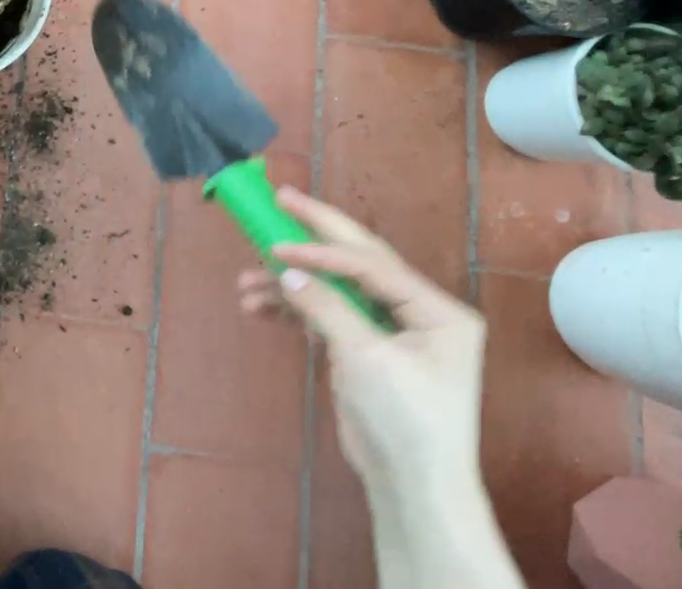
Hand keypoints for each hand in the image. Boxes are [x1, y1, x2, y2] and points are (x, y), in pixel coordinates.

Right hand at [237, 188, 486, 503]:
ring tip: (245, 282)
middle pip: (356, 260)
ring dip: (289, 284)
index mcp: (437, 310)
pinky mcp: (363, 347)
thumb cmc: (405, 418)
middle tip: (278, 199)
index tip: (276, 245)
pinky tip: (258, 307)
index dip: (321, 250)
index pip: (371, 265)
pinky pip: (323, 313)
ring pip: (332, 288)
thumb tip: (286, 272)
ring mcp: (389, 329)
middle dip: (313, 234)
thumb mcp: (366, 359)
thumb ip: (327, 309)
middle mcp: (417, 311)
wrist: (411, 482)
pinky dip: (291, 309)